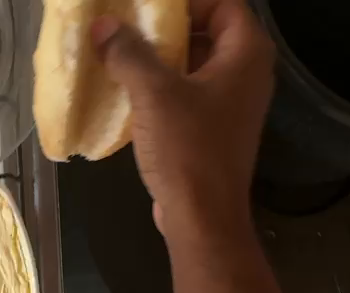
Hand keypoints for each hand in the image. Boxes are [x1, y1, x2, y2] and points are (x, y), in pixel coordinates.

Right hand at [95, 0, 273, 240]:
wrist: (202, 215)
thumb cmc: (187, 149)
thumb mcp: (154, 96)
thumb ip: (129, 56)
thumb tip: (102, 26)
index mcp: (246, 53)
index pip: (222, 4)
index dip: (185, 3)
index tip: (147, 12)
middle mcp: (247, 74)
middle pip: (209, 35)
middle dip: (169, 34)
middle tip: (130, 36)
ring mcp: (233, 108)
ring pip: (197, 71)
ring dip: (163, 67)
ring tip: (126, 67)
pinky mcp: (215, 136)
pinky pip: (191, 101)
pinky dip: (166, 97)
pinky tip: (135, 105)